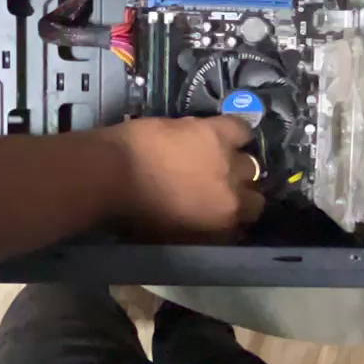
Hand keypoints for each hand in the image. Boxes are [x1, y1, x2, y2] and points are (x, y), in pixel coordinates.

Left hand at [100, 116, 265, 238]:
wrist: (110, 174)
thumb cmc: (133, 213)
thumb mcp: (173, 235)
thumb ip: (202, 232)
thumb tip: (214, 227)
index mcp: (224, 217)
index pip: (252, 214)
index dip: (241, 209)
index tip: (227, 205)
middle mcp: (234, 188)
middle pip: (254, 185)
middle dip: (242, 185)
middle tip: (220, 182)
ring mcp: (225, 157)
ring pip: (251, 158)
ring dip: (239, 160)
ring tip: (222, 158)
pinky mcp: (213, 130)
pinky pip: (240, 128)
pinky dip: (237, 133)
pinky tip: (223, 135)